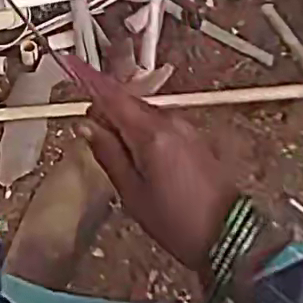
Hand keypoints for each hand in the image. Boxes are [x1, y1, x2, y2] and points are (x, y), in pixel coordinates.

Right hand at [66, 56, 258, 274]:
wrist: (232, 239)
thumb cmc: (177, 221)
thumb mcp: (131, 191)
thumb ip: (107, 153)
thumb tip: (86, 126)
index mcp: (150, 132)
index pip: (112, 95)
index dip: (89, 79)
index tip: (70, 63)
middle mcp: (169, 121)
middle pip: (126, 102)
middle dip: (105, 112)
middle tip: (92, 139)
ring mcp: (184, 127)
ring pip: (141, 113)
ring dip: (123, 124)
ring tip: (118, 158)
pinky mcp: (193, 138)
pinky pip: (157, 124)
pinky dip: (141, 132)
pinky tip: (139, 159)